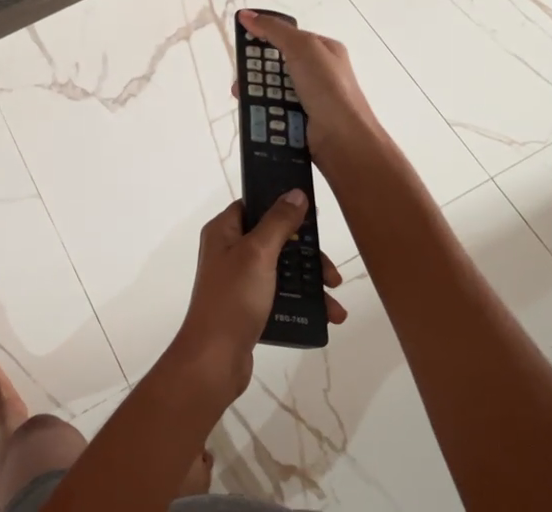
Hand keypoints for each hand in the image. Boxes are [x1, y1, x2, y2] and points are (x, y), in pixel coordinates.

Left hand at [174, 196, 349, 400]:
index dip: (281, 206)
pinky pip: (281, 296)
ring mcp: (239, 280)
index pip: (253, 205)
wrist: (216, 358)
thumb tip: (295, 192)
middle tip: (331, 272)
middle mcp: (229, 252)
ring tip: (335, 300)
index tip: (312, 214)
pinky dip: (303, 302)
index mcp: (224, 232)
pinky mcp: (250, 306)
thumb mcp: (258, 253)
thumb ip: (278, 222)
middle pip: (275, 240)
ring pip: (282, 270)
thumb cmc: (234, 298)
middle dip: (306, 254)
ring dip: (310, 282)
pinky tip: (327, 316)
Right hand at [237, 11, 386, 163]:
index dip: (265, 38)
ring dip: (256, 93)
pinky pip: (274, 112)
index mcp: (323, 50)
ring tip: (242, 96)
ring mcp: (309, 99)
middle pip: (277, 65)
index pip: (288, 37)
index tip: (244, 44)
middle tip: (241, 76)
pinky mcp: (300, 122)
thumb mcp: (302, 48)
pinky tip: (252, 113)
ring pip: (272, 90)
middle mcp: (318, 74)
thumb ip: (273, 30)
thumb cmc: (327, 87)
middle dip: (256, 70)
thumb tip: (246, 15)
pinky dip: (262, 112)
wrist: (344, 139)